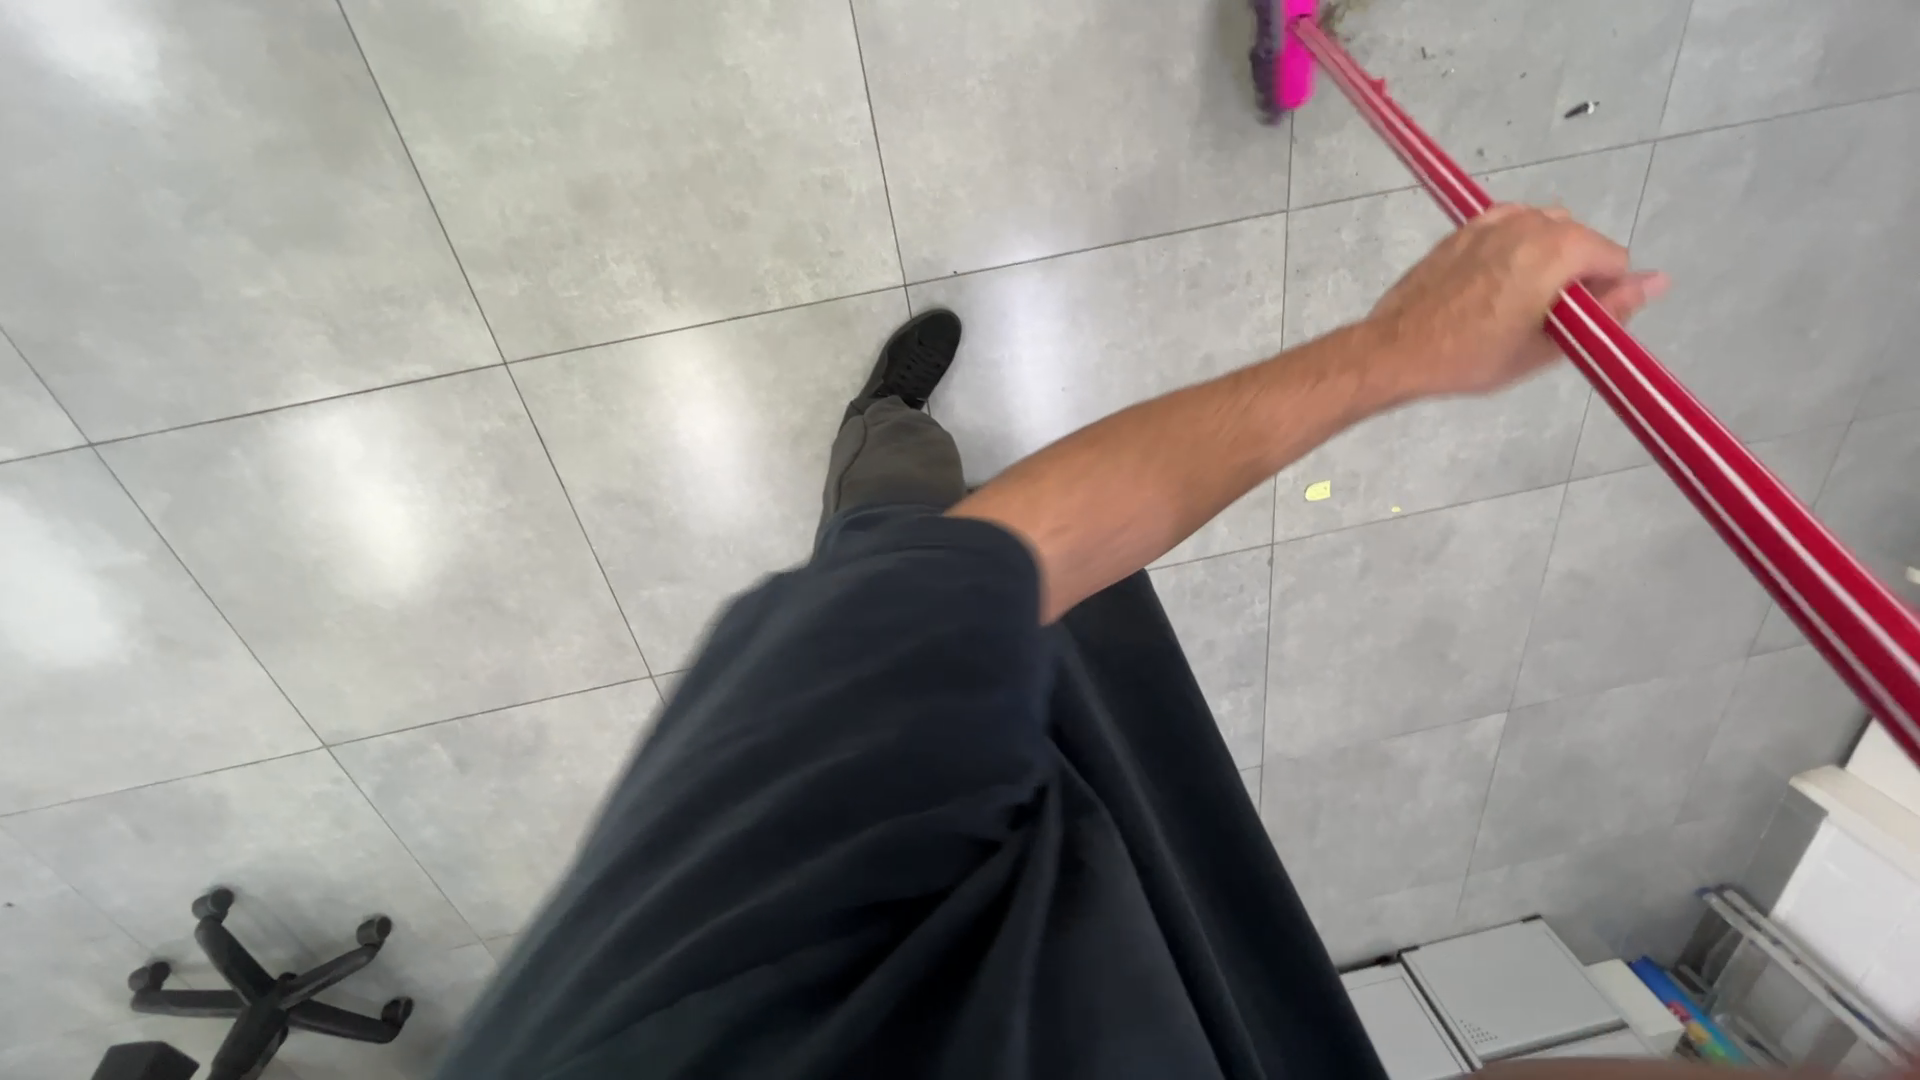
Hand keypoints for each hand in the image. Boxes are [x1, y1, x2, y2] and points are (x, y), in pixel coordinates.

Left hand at [1359, 203, 1668, 402]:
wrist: (1394, 351)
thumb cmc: (1468, 357)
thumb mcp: (1546, 347)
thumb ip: (1608, 312)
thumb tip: (1658, 281)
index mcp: (1559, 248)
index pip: (1613, 261)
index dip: (1599, 296)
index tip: (1565, 324)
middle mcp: (1529, 223)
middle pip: (1578, 241)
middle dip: (1570, 274)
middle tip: (1533, 318)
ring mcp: (1491, 223)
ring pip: (1543, 230)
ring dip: (1540, 259)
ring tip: (1507, 303)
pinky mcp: (1460, 232)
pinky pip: (1506, 228)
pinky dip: (1509, 248)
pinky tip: (1489, 282)